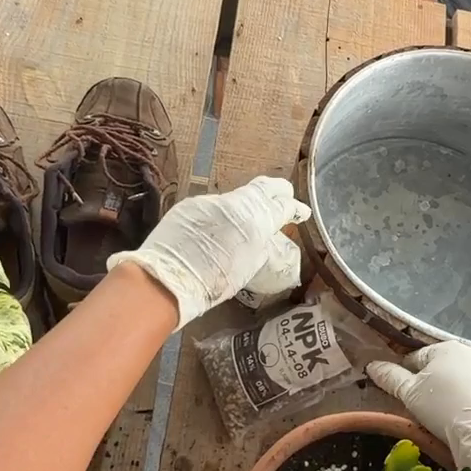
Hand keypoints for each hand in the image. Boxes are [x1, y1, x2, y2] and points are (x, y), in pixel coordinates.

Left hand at [108, 176, 310, 327]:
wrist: (168, 278)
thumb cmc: (214, 281)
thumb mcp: (251, 264)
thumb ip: (262, 242)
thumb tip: (265, 233)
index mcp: (255, 220)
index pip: (282, 205)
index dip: (295, 208)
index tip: (301, 211)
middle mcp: (235, 204)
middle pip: (262, 189)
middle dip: (276, 193)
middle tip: (284, 197)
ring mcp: (210, 202)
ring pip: (235, 200)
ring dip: (244, 207)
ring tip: (247, 220)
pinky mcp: (190, 205)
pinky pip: (213, 208)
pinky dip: (220, 216)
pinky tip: (216, 230)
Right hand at [365, 342, 470, 470]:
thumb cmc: (442, 408)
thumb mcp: (409, 394)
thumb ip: (390, 377)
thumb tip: (372, 366)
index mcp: (445, 347)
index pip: (415, 357)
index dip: (404, 375)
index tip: (402, 394)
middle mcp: (469, 352)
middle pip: (439, 367)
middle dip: (429, 383)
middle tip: (422, 407)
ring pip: (459, 380)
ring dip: (449, 392)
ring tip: (443, 415)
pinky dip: (467, 402)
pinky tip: (463, 418)